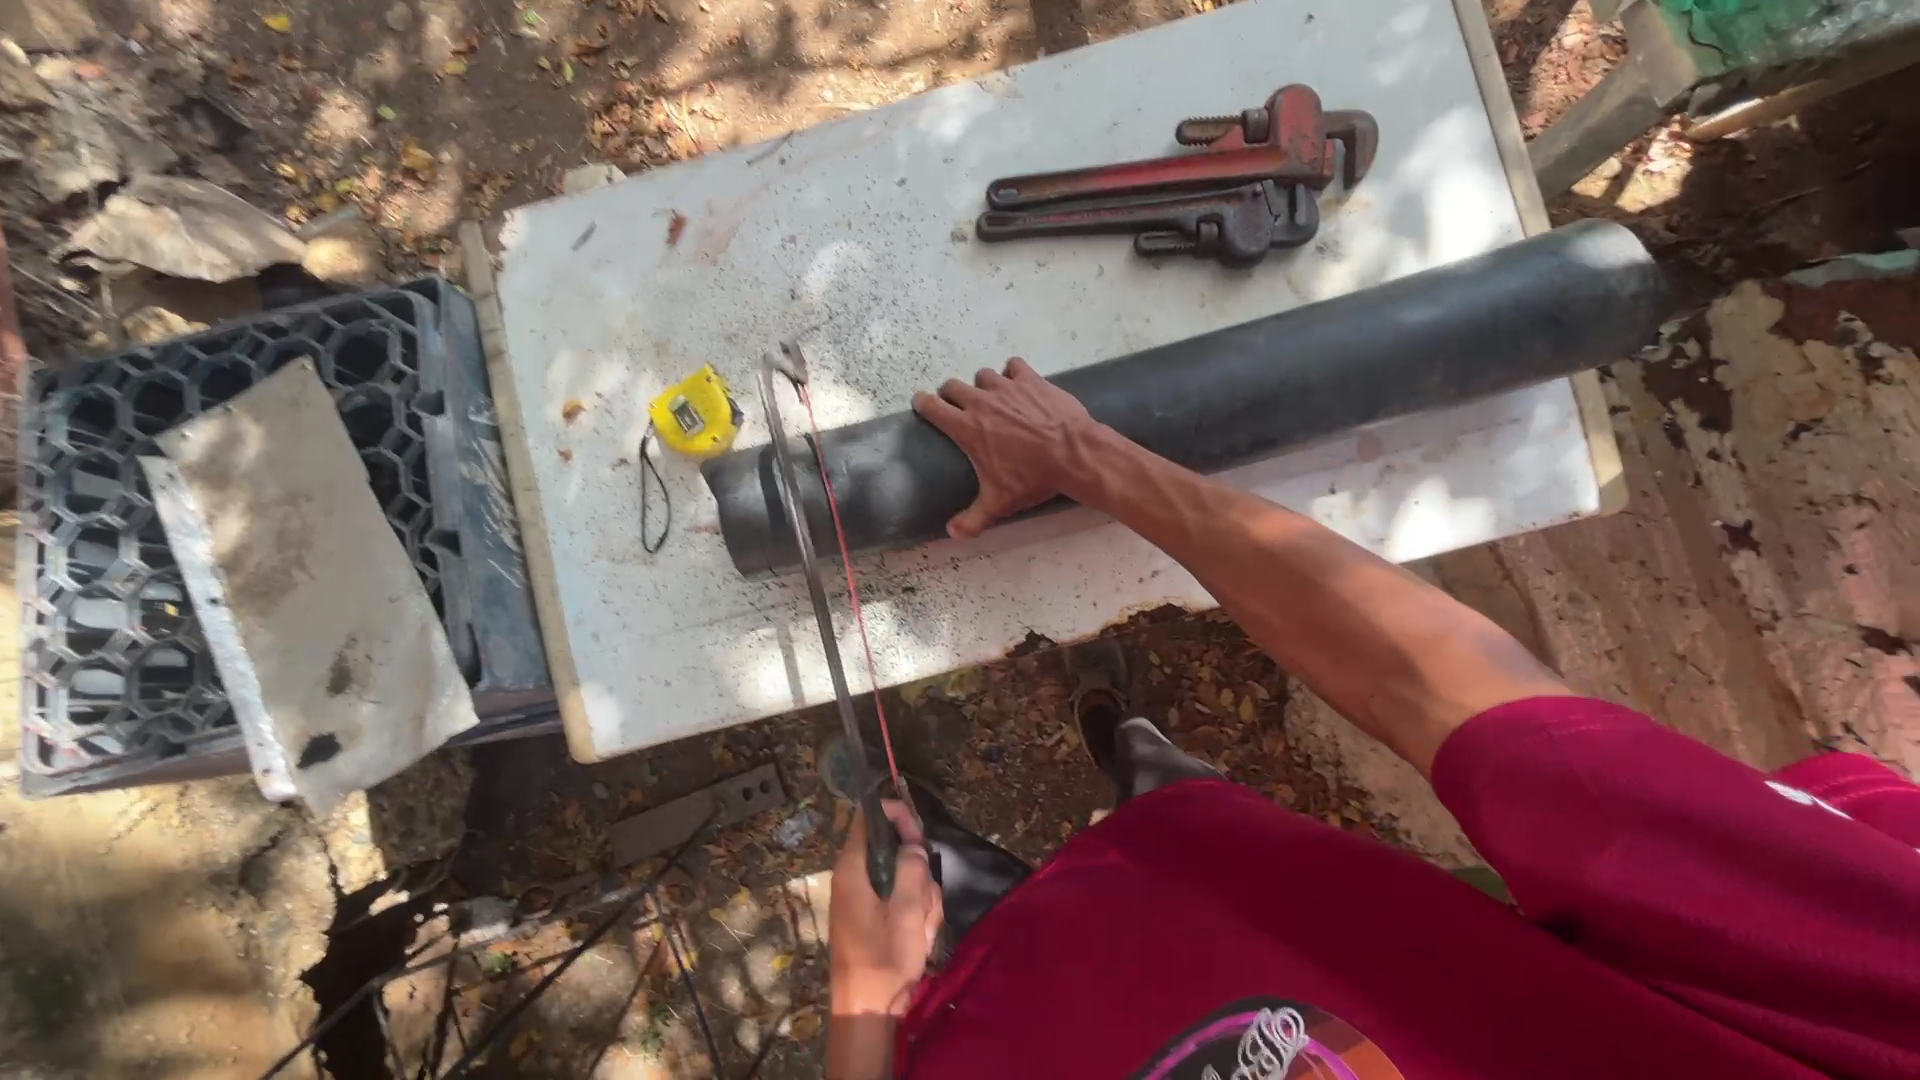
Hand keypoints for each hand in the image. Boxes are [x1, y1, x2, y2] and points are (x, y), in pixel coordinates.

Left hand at [829, 800, 942, 1016]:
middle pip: (893, 848)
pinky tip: (917, 938)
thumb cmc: (883, 961)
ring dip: (920, 898)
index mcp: (852, 869)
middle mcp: (853, 876)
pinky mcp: (872, 914)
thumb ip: (912, 871)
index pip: (868, 816)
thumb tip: (914, 844)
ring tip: (920, 930)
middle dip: (917, 872)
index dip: (896, 816)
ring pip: (902, 875)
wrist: (866, 1012)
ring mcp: (862, 897)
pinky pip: (900, 898)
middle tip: (923, 900)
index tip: (919, 836)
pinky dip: (914, 913)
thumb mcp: (907, 913)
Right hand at [912, 357, 1101, 539]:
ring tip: (991, 398)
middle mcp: (981, 402)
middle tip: (958, 406)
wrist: (1073, 454)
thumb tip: (952, 534)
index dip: (923, 403)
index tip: (922, 404)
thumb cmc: (1033, 478)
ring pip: (983, 375)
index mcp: (967, 428)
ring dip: (982, 385)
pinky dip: (1013, 373)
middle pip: (953, 386)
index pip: (932, 406)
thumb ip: (972, 519)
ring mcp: (1007, 388)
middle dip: (951, 394)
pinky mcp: (1031, 379)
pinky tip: (1018, 384)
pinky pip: (1014, 366)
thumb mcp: (999, 502)